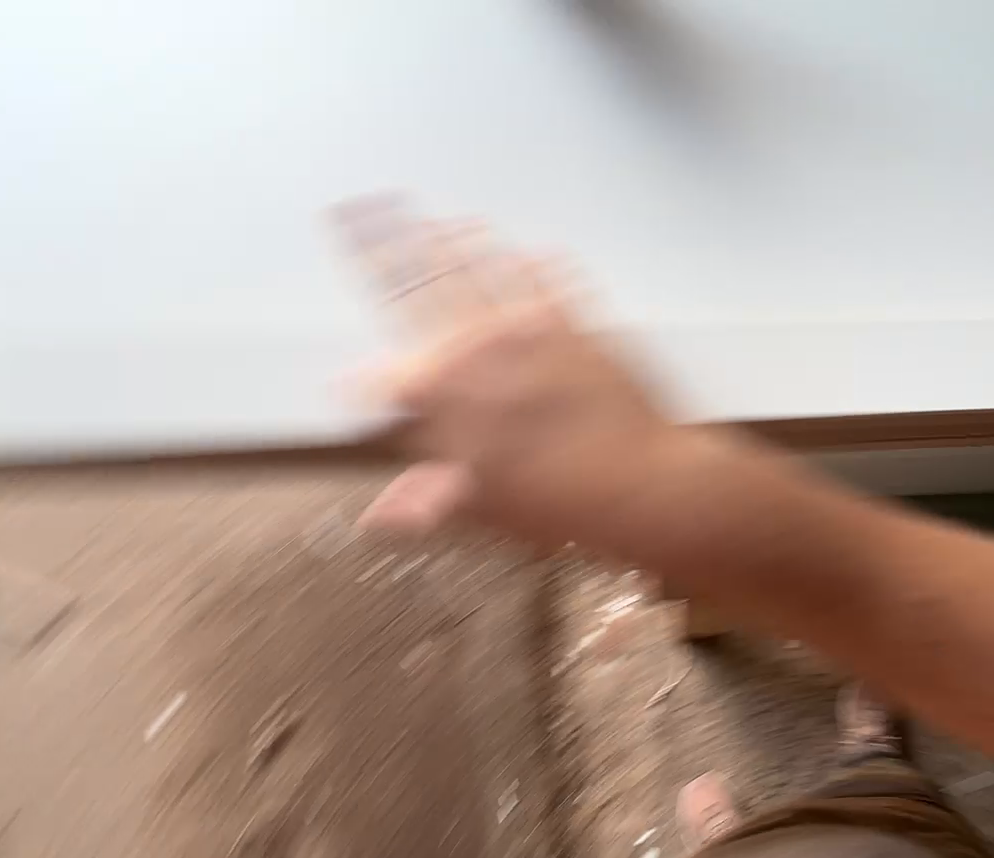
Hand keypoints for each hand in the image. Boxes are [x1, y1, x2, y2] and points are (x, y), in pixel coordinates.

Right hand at [338, 201, 680, 547]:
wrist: (646, 484)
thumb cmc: (569, 505)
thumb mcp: (491, 511)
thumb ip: (434, 498)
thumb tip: (381, 512)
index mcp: (453, 399)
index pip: (390, 373)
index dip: (362, 369)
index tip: (346, 368)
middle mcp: (486, 353)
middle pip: (425, 289)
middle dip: (389, 246)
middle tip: (368, 208)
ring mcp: (537, 333)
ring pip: (487, 273)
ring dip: (463, 244)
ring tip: (448, 218)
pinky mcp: (585, 329)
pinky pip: (558, 285)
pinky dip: (544, 265)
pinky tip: (538, 248)